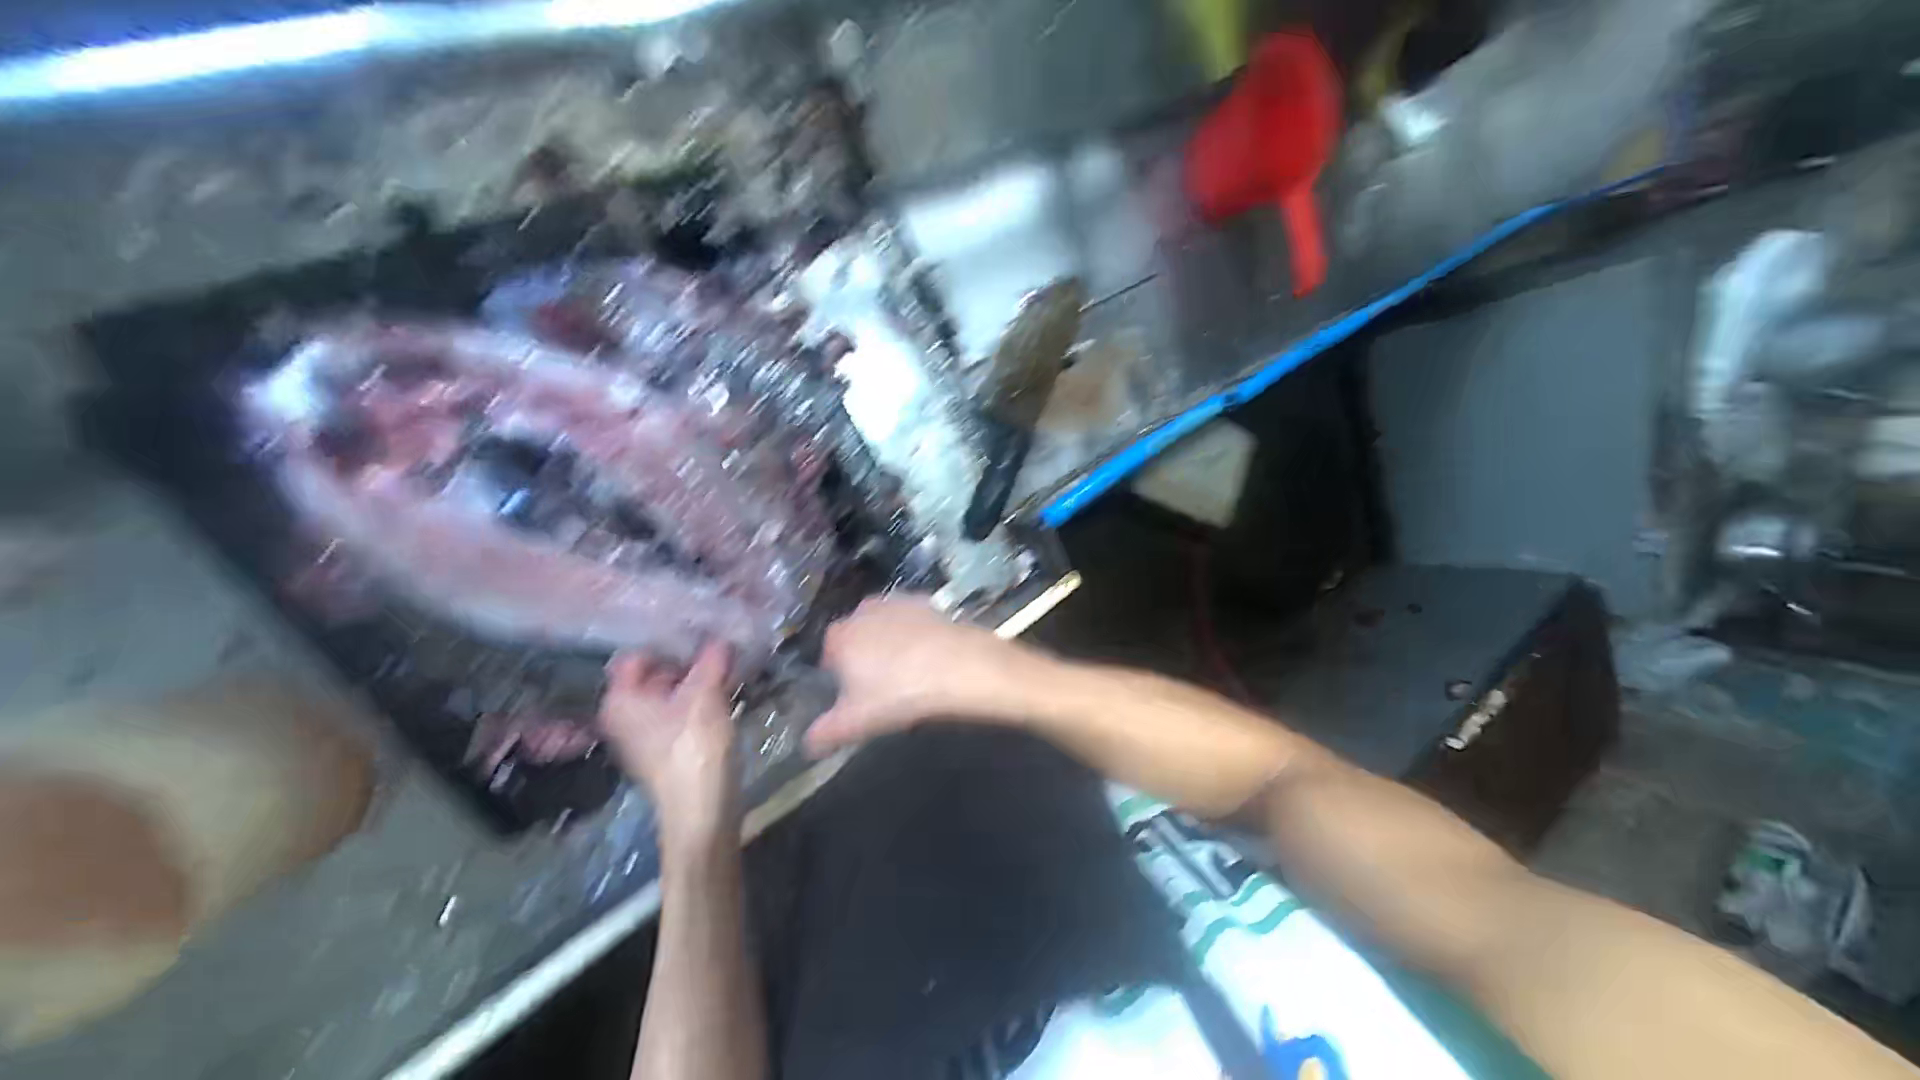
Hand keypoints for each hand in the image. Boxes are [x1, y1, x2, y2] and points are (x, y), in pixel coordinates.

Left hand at [599, 642, 738, 850]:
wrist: (702, 810)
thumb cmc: (694, 748)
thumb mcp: (706, 695)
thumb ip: (712, 660)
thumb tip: (721, 638)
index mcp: (620, 700)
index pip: (637, 654)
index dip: (667, 640)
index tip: (698, 629)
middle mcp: (624, 715)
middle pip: (655, 672)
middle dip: (688, 659)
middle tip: (720, 644)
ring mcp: (644, 734)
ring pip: (672, 692)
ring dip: (698, 678)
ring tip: (729, 664)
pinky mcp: (666, 748)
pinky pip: (681, 711)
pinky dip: (700, 699)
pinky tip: (727, 690)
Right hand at [804, 595, 1040, 754]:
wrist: (958, 667)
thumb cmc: (900, 694)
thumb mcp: (856, 722)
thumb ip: (825, 733)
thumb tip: (808, 744)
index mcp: (839, 637)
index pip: (829, 655)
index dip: (840, 677)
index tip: (855, 697)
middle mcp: (863, 612)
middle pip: (857, 638)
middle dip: (865, 658)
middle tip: (883, 689)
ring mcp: (896, 602)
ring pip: (884, 627)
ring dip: (890, 644)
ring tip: (908, 675)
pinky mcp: (927, 602)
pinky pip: (913, 622)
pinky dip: (917, 635)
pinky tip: (929, 657)